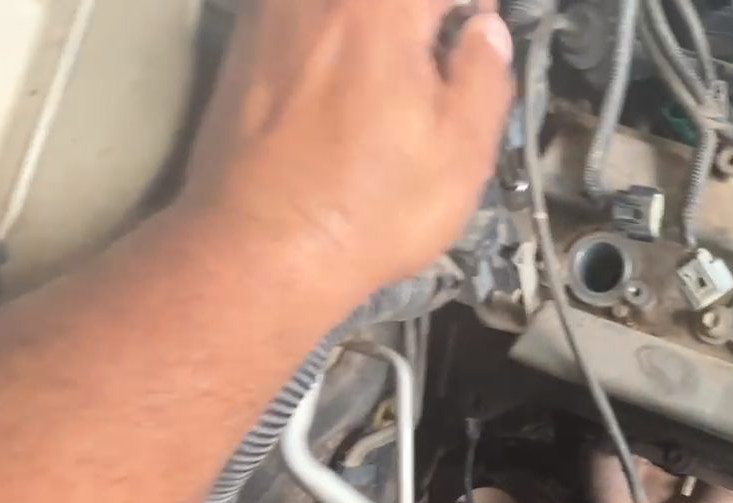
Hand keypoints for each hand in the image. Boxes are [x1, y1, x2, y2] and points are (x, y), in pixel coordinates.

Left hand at [178, 0, 515, 297]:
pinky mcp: (244, 48)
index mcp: (382, 8)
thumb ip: (484, 77)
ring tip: (392, 102)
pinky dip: (336, 50)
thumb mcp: (462, 154)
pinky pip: (306, 24)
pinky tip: (346, 108)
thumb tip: (487, 32)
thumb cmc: (374, 207)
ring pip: (347, 11)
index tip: (478, 43)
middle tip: (440, 73)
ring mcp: (272, 15)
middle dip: (424, 27)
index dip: (474, 11)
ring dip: (379, 41)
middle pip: (391, 2)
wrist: (269, 247)